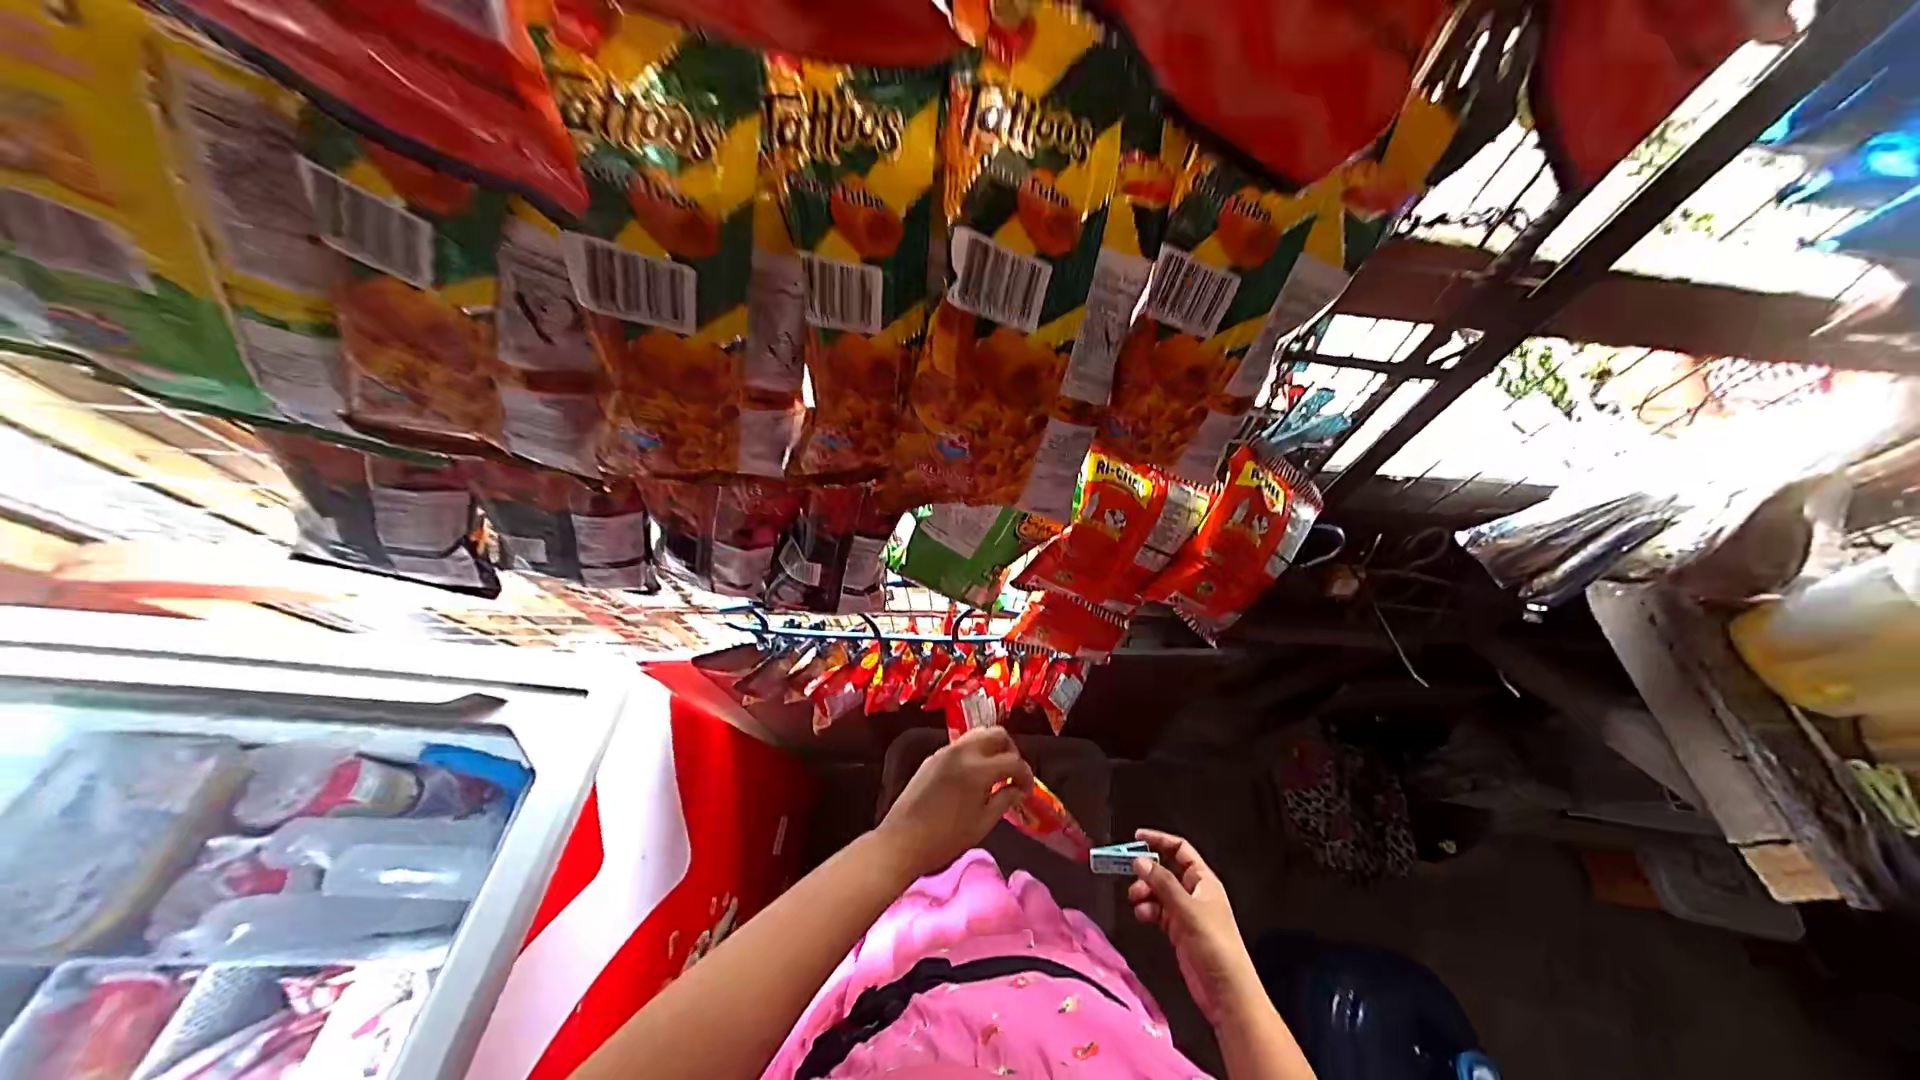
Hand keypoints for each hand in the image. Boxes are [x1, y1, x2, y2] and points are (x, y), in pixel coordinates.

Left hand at [877, 727, 1034, 877]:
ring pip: (978, 735)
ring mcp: (945, 751)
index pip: (1013, 760)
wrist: (902, 840)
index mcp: (978, 768)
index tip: (1026, 791)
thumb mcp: (983, 823)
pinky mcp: (933, 757)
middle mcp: (962, 751)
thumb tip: (1018, 789)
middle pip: (997, 734)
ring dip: (992, 749)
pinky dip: (975, 753)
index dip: (1026, 775)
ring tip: (995, 774)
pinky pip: (961, 745)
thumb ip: (1004, 800)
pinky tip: (974, 777)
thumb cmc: (946, 838)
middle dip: (1011, 751)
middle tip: (1013, 775)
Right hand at [1128, 829, 1262, 1025]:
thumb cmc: (1213, 943)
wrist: (1227, 991)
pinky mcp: (1178, 931)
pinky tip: (1141, 915)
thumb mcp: (1187, 909)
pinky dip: (1147, 910)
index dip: (1159, 840)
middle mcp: (1194, 892)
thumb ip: (1162, 883)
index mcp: (1203, 880)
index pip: (1180, 850)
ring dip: (1145, 891)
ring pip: (1159, 891)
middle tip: (1130, 875)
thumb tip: (1139, 860)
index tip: (1136, 838)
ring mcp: (1186, 912)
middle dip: (1147, 870)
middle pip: (1166, 870)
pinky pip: (1158, 911)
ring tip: (1135, 899)